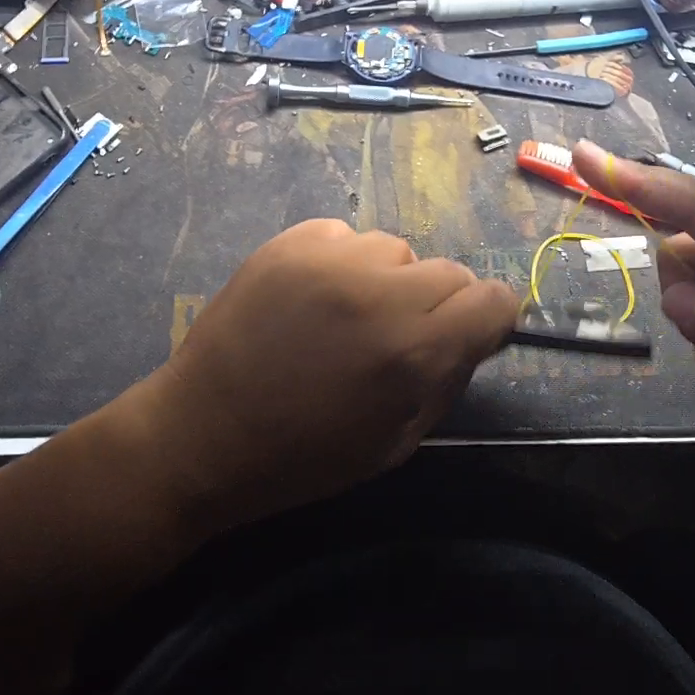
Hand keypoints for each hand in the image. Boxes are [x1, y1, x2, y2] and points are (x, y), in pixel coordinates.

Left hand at [112, 219, 519, 530]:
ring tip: (347, 317)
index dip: (487, 321)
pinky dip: (343, 264)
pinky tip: (313, 299)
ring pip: (395, 249)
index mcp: (413, 348)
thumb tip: (471, 338)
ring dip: (388, 280)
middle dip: (439, 304)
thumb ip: (445, 382)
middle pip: (450, 271)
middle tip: (398, 336)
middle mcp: (379, 290)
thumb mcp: (395, 444)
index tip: (466, 338)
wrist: (202, 434)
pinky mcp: (288, 243)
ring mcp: (329, 259)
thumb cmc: (303, 458)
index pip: (493, 299)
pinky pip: (344, 237)